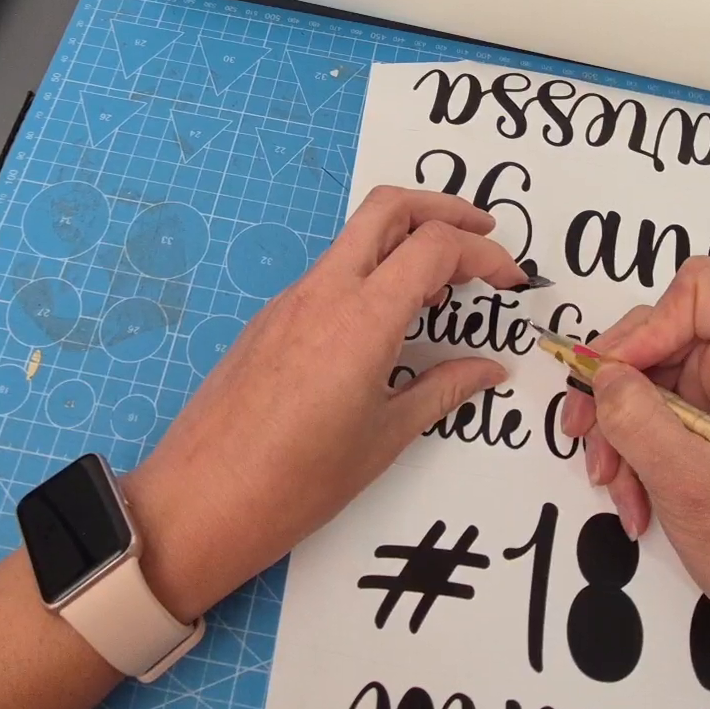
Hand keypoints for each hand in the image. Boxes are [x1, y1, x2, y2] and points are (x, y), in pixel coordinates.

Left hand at [124, 186, 525, 620]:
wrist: (197, 501)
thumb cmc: (299, 481)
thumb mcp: (385, 437)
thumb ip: (443, 389)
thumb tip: (491, 370)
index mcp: (363, 316)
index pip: (436, 246)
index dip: (486, 252)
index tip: (512, 281)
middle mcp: (326, 289)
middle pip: (389, 207)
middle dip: (445, 207)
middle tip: (484, 230)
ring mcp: (292, 299)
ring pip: (357, 236)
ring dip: (406, 239)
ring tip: (443, 285)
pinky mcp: (272, 317)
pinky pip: (333, 272)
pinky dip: (373, 272)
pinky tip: (388, 319)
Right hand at [559, 256, 709, 666]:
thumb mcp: (697, 486)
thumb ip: (642, 422)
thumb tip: (600, 374)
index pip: (698, 293)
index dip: (651, 323)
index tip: (619, 377)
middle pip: (652, 335)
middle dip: (610, 385)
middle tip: (582, 431)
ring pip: (637, 381)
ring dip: (612, 430)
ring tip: (610, 483)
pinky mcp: (698, 437)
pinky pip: (642, 421)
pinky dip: (625, 456)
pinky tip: (630, 501)